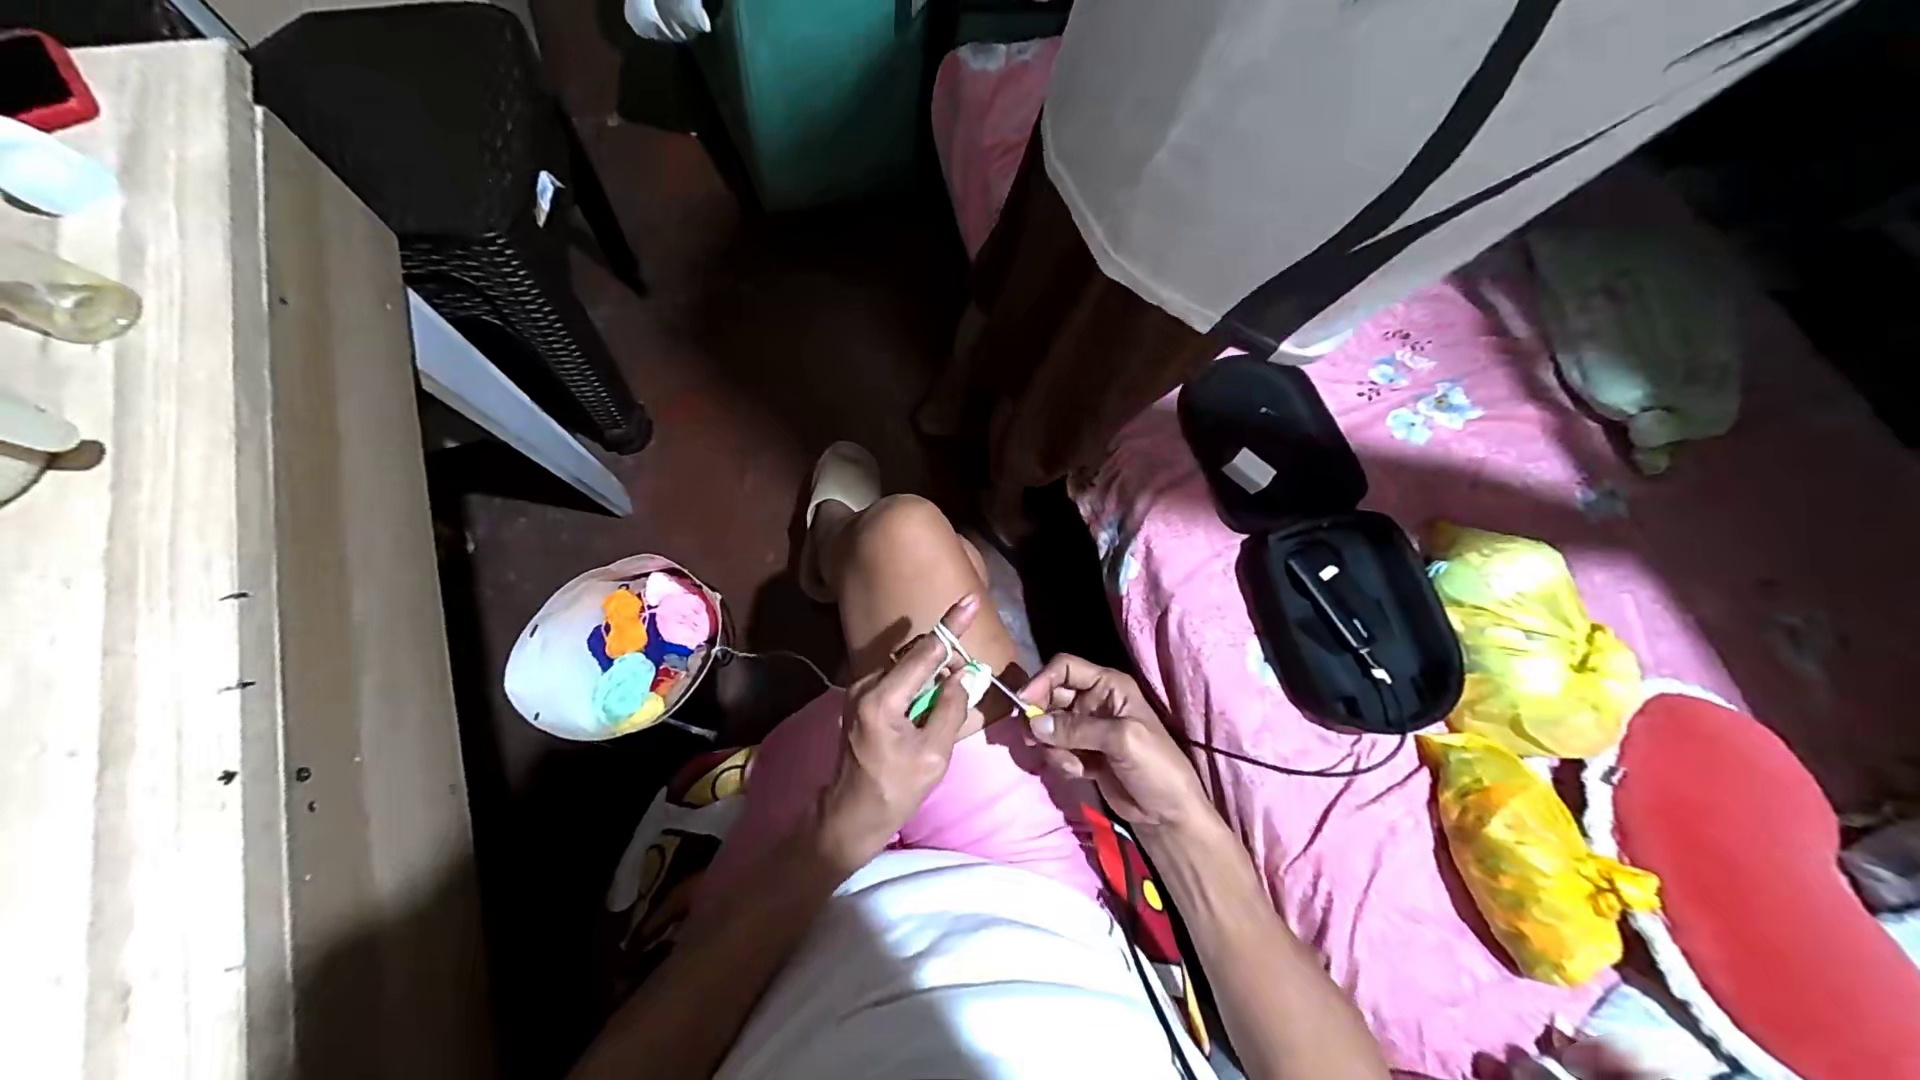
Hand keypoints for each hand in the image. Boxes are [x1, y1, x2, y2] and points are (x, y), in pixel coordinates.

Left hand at [817, 595, 977, 869]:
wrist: (852, 812)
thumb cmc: (896, 789)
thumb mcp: (934, 754)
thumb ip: (950, 708)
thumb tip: (962, 675)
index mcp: (881, 699)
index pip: (924, 653)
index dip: (952, 627)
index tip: (971, 600)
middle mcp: (864, 685)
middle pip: (914, 653)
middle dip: (944, 656)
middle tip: (965, 678)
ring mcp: (857, 689)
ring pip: (905, 662)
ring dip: (931, 670)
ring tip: (948, 696)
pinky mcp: (859, 696)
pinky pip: (895, 675)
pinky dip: (916, 680)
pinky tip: (928, 701)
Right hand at [1018, 655, 1211, 834]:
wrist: (1169, 815)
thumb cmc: (1156, 767)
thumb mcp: (1121, 739)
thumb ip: (1076, 728)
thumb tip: (1034, 724)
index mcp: (1109, 686)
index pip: (1065, 667)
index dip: (1042, 680)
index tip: (1024, 703)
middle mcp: (1095, 701)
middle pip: (1051, 695)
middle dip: (1040, 717)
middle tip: (1031, 739)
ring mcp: (1087, 728)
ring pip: (1049, 725)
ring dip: (1052, 745)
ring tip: (1071, 763)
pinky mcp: (1083, 753)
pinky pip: (1057, 749)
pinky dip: (1061, 760)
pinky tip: (1080, 773)